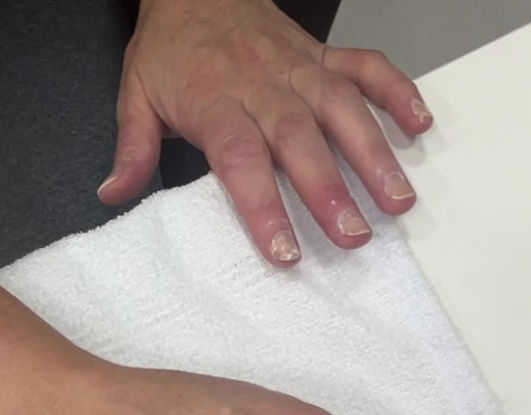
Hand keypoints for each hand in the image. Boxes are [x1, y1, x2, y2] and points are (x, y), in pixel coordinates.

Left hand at [99, 0, 432, 263]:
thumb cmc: (171, 48)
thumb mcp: (137, 97)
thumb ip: (131, 150)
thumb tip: (113, 194)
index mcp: (217, 103)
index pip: (243, 162)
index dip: (264, 207)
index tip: (284, 251)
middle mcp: (264, 86)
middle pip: (301, 142)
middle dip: (330, 192)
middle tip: (353, 236)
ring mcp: (299, 68)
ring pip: (342, 109)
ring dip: (374, 154)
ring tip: (397, 200)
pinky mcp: (321, 55)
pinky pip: (365, 66)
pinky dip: (395, 91)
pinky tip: (417, 124)